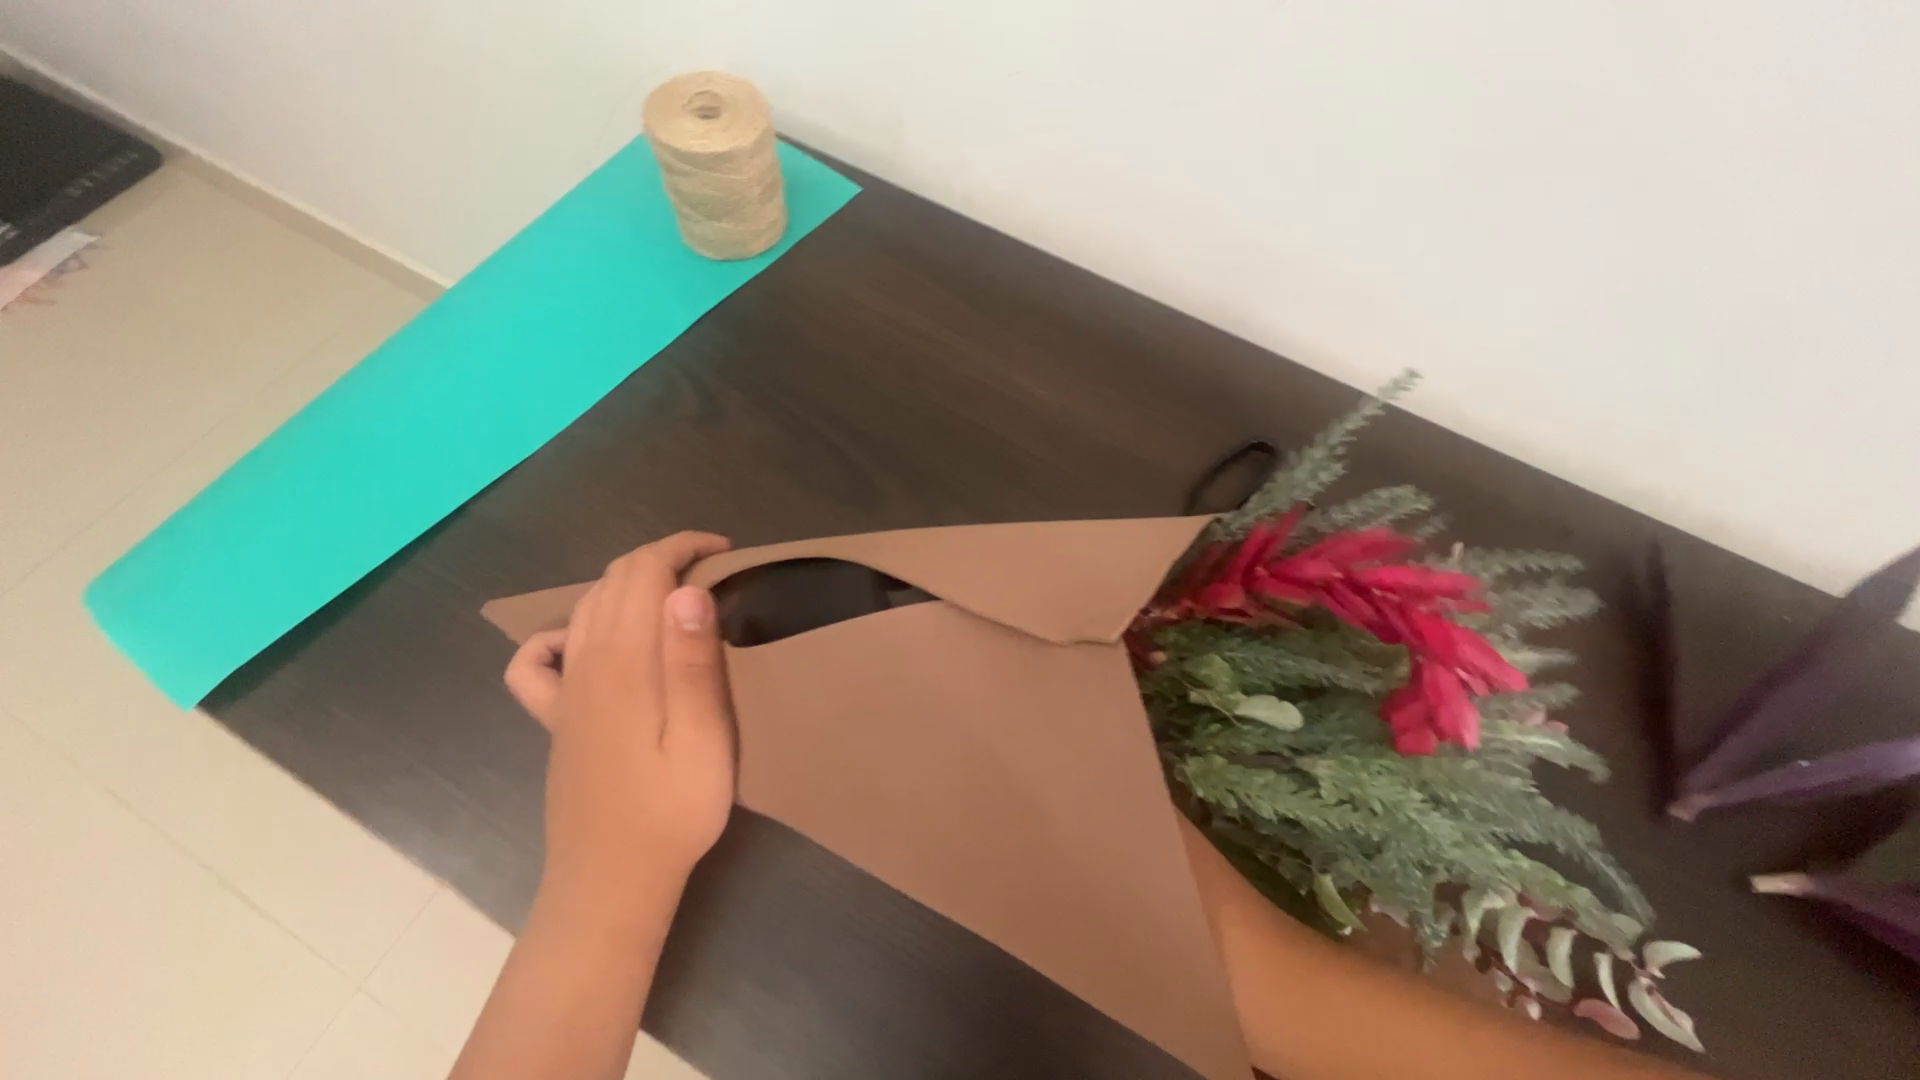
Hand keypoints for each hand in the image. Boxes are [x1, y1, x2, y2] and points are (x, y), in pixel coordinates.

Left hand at [508, 532, 736, 910]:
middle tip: (712, 567)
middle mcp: (586, 664)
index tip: (726, 551)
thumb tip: (683, 592)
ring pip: (584, 607)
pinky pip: (536, 661)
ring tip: (673, 591)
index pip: (644, 572)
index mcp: (625, 662)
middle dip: (661, 556)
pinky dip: (559, 634)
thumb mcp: (703, 740)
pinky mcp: (556, 720)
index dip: (684, 548)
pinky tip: (584, 644)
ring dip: (626, 582)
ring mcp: (565, 691)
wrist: (611, 879)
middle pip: (613, 580)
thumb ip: (691, 664)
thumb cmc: (674, 809)